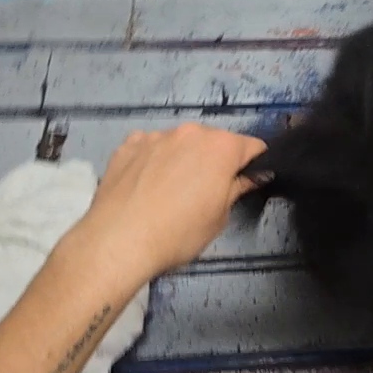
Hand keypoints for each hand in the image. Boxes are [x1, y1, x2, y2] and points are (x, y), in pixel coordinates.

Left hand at [58, 123, 267, 288]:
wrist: (118, 240)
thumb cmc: (178, 233)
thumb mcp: (218, 218)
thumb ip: (237, 189)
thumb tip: (252, 176)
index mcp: (221, 147)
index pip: (252, 146)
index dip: (254, 164)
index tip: (247, 181)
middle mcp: (191, 132)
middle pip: (214, 142)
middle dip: (215, 161)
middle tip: (204, 192)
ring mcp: (157, 135)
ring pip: (180, 143)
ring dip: (182, 158)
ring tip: (168, 191)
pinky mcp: (129, 144)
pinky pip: (150, 147)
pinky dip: (153, 160)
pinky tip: (144, 185)